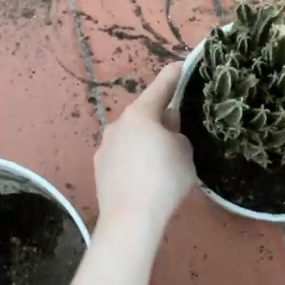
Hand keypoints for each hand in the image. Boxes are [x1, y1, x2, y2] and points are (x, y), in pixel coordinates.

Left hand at [95, 62, 195, 232]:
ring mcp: (105, 146)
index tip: (182, 65)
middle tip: (180, 129)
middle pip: (145, 114)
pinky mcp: (99, 168)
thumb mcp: (184, 152)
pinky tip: (145, 177)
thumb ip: (178, 134)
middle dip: (161, 118)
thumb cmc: (164, 180)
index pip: (161, 86)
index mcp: (140, 114)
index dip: (174, 75)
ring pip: (132, 136)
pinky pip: (123, 155)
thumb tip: (167, 130)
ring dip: (147, 140)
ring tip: (163, 160)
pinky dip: (135, 159)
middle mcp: (118, 124)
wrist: (130, 219)